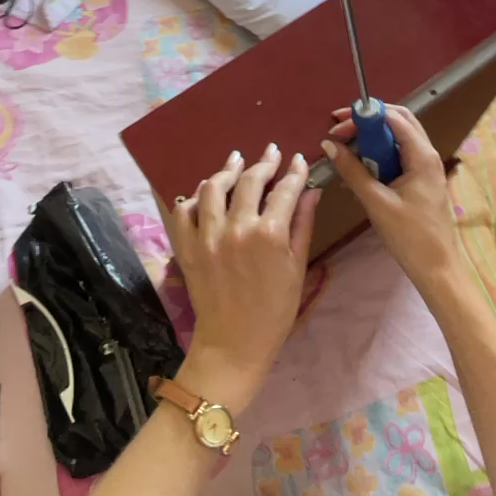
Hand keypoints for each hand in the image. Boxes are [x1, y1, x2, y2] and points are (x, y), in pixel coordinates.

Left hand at [163, 143, 320, 411]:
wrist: (234, 343)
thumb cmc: (274, 310)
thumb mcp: (297, 268)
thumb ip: (302, 224)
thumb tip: (311, 191)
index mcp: (269, 234)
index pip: (284, 189)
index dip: (293, 171)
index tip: (296, 160)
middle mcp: (237, 228)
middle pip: (249, 181)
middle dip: (263, 163)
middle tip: (270, 152)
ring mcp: (208, 236)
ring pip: (213, 188)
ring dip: (226, 170)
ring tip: (235, 160)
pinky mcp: (187, 246)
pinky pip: (184, 211)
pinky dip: (193, 198)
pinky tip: (204, 191)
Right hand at [323, 106, 464, 298]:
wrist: (436, 268)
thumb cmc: (409, 236)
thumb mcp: (375, 201)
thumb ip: (352, 170)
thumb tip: (329, 144)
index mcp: (422, 156)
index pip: (393, 118)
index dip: (364, 115)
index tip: (337, 123)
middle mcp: (427, 155)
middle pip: (398, 122)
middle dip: (367, 122)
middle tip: (340, 130)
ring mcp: (426, 168)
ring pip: (397, 139)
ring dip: (371, 139)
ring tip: (346, 148)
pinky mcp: (421, 180)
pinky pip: (398, 156)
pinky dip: (378, 155)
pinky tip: (360, 168)